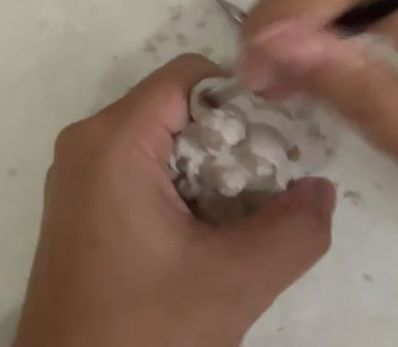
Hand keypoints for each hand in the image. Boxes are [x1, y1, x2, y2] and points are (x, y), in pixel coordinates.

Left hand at [13, 54, 334, 346]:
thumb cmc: (144, 327)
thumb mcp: (233, 282)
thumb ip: (292, 231)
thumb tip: (321, 187)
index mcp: (114, 138)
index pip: (185, 76)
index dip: (238, 98)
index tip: (279, 142)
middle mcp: (87, 138)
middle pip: (171, 107)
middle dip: (226, 141)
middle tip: (269, 189)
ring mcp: (76, 169)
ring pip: (155, 139)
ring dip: (204, 169)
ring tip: (241, 218)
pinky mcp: (76, 199)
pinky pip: (133, 166)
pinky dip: (174, 186)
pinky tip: (202, 235)